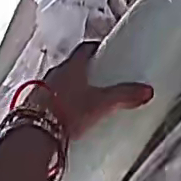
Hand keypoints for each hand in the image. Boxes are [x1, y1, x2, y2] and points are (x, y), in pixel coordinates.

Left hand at [36, 40, 151, 141]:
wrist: (35, 132)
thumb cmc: (65, 113)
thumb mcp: (101, 104)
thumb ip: (124, 96)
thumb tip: (146, 91)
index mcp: (72, 66)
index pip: (85, 49)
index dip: (95, 47)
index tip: (103, 49)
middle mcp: (55, 73)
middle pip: (71, 65)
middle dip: (83, 69)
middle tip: (97, 77)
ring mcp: (41, 89)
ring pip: (58, 82)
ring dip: (69, 86)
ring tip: (82, 99)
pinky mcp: (34, 106)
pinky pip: (48, 99)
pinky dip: (58, 102)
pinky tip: (65, 116)